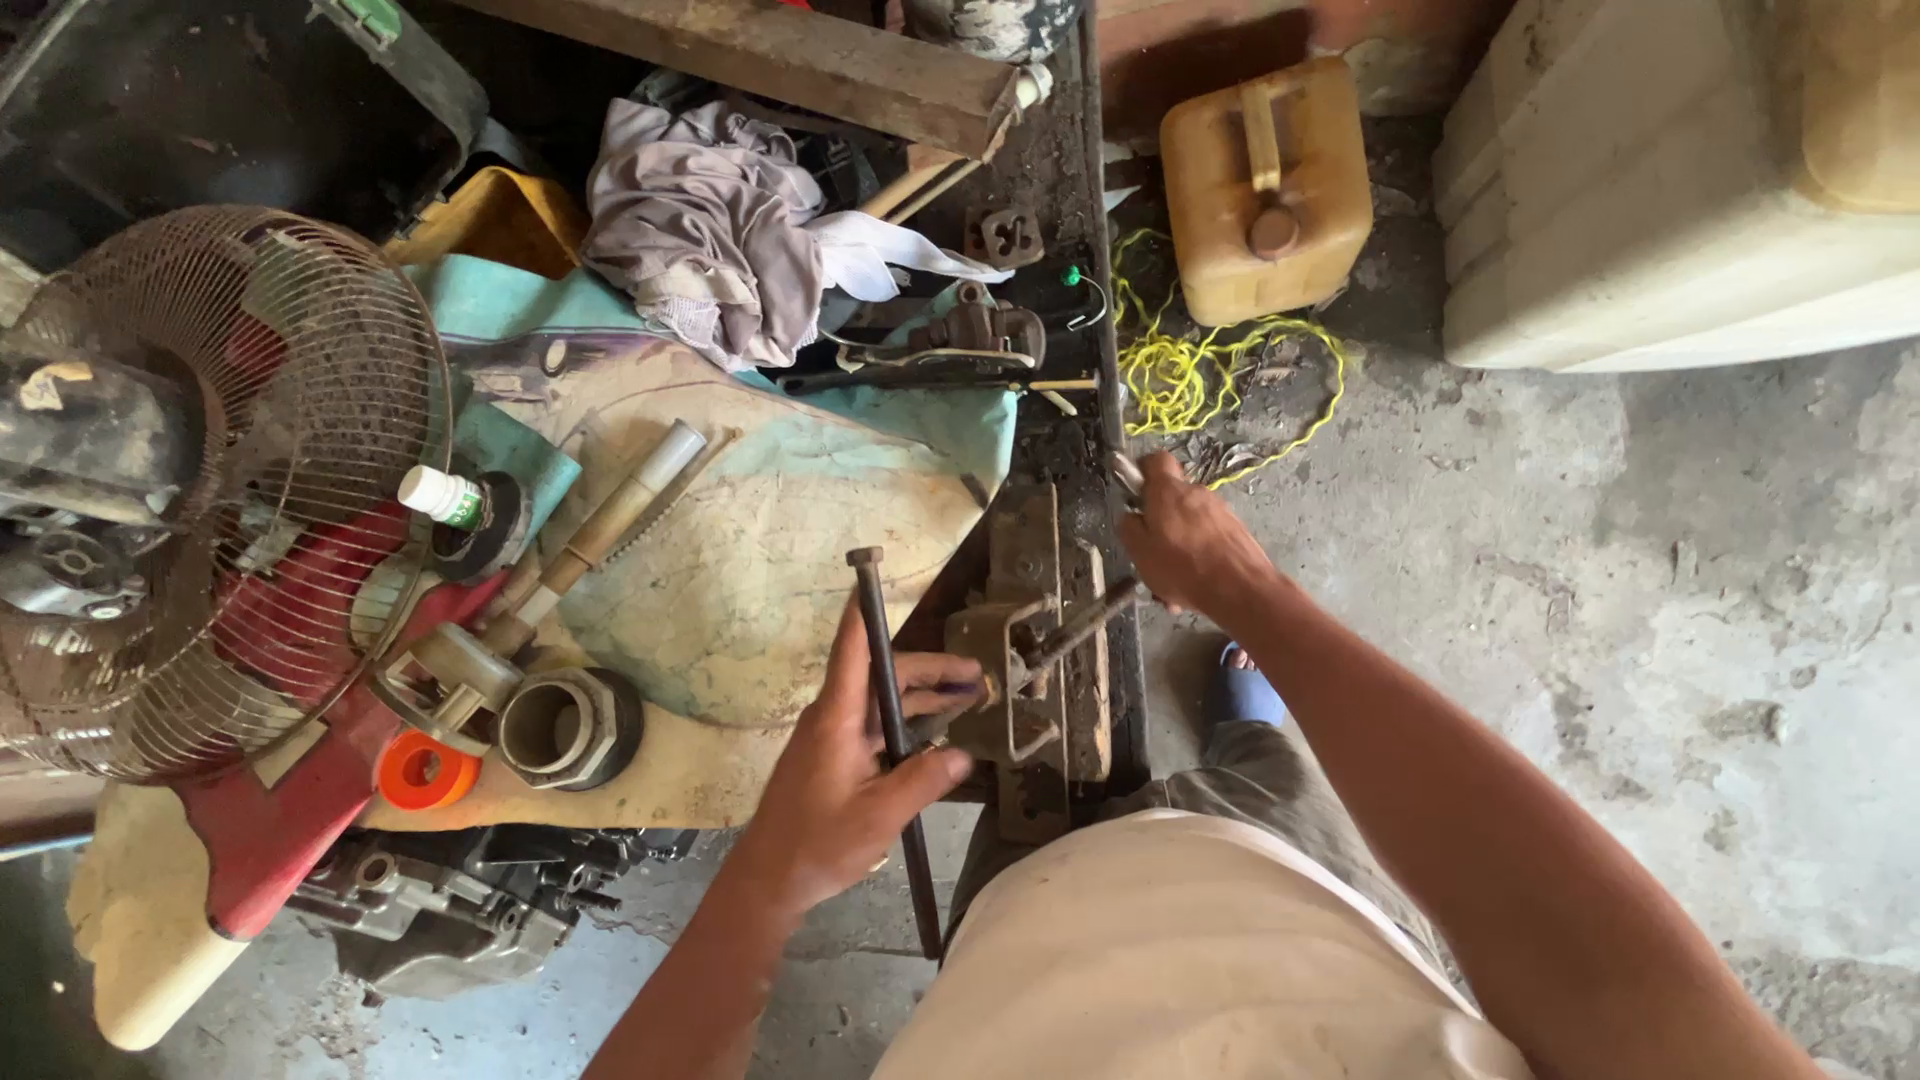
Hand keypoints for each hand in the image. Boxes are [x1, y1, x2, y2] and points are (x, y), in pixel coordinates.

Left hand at [720, 593, 979, 920]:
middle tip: (976, 673)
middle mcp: (833, 718)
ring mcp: (832, 737)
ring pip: (882, 701)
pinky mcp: (834, 756)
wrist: (768, 880)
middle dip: (930, 670)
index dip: (864, 615)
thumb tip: (962, 755)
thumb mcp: (880, 816)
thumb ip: (923, 781)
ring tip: (968, 695)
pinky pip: (876, 725)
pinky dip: (907, 722)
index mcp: (837, 719)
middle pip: (882, 675)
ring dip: (923, 697)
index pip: (852, 651)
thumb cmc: (817, 845)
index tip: (874, 583)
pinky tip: (935, 732)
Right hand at [1117, 452, 1286, 614]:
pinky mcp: (1235, 530)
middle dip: (1160, 522)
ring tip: (1173, 581)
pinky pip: (1206, 539)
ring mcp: (1220, 511)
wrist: (1241, 589)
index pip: (1156, 459)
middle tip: (1152, 551)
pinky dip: (1197, 556)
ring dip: (1178, 546)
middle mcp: (1196, 493)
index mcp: (1168, 492)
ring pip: (1189, 524)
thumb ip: (1129, 528)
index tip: (1136, 494)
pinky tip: (1192, 586)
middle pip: (1172, 498)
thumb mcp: (1139, 552)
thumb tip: (1132, 517)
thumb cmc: (1182, 567)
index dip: (1143, 471)